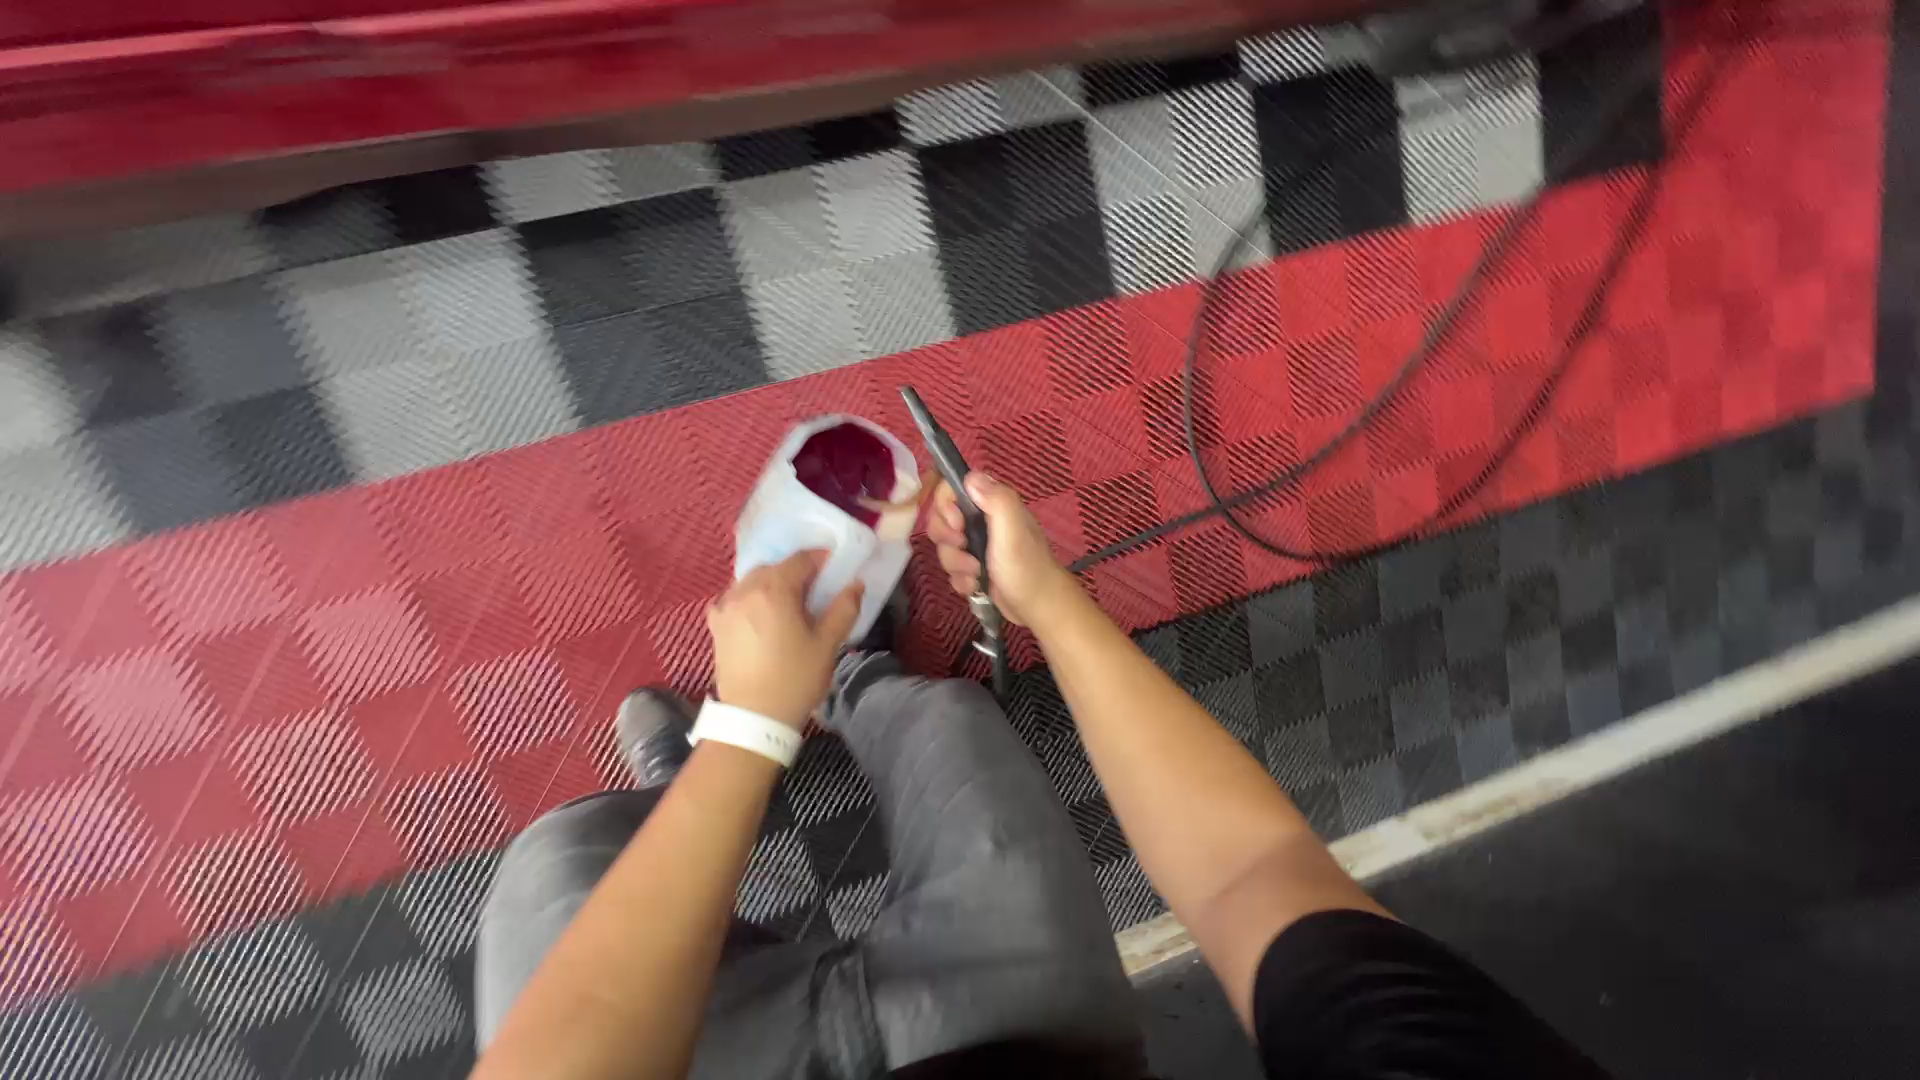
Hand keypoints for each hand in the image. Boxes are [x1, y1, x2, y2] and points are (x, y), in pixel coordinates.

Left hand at [707, 550, 862, 729]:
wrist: (754, 718)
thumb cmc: (795, 679)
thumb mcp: (827, 644)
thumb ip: (843, 608)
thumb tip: (855, 584)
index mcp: (774, 590)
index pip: (800, 560)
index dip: (821, 559)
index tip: (836, 568)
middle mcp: (745, 591)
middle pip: (774, 567)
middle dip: (796, 572)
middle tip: (816, 590)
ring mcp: (726, 607)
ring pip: (752, 581)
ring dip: (772, 583)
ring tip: (789, 604)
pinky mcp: (716, 625)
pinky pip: (734, 599)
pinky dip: (750, 598)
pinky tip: (760, 615)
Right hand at [927, 472, 1077, 626]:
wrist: (1037, 607)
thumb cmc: (1025, 567)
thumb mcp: (1012, 530)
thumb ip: (996, 500)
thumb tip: (971, 476)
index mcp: (992, 504)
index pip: (951, 489)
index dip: (945, 506)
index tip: (957, 524)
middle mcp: (981, 519)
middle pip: (941, 519)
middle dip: (947, 540)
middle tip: (965, 550)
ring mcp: (976, 544)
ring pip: (944, 547)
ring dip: (956, 564)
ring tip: (976, 574)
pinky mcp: (973, 566)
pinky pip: (951, 568)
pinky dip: (961, 579)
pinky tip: (975, 585)